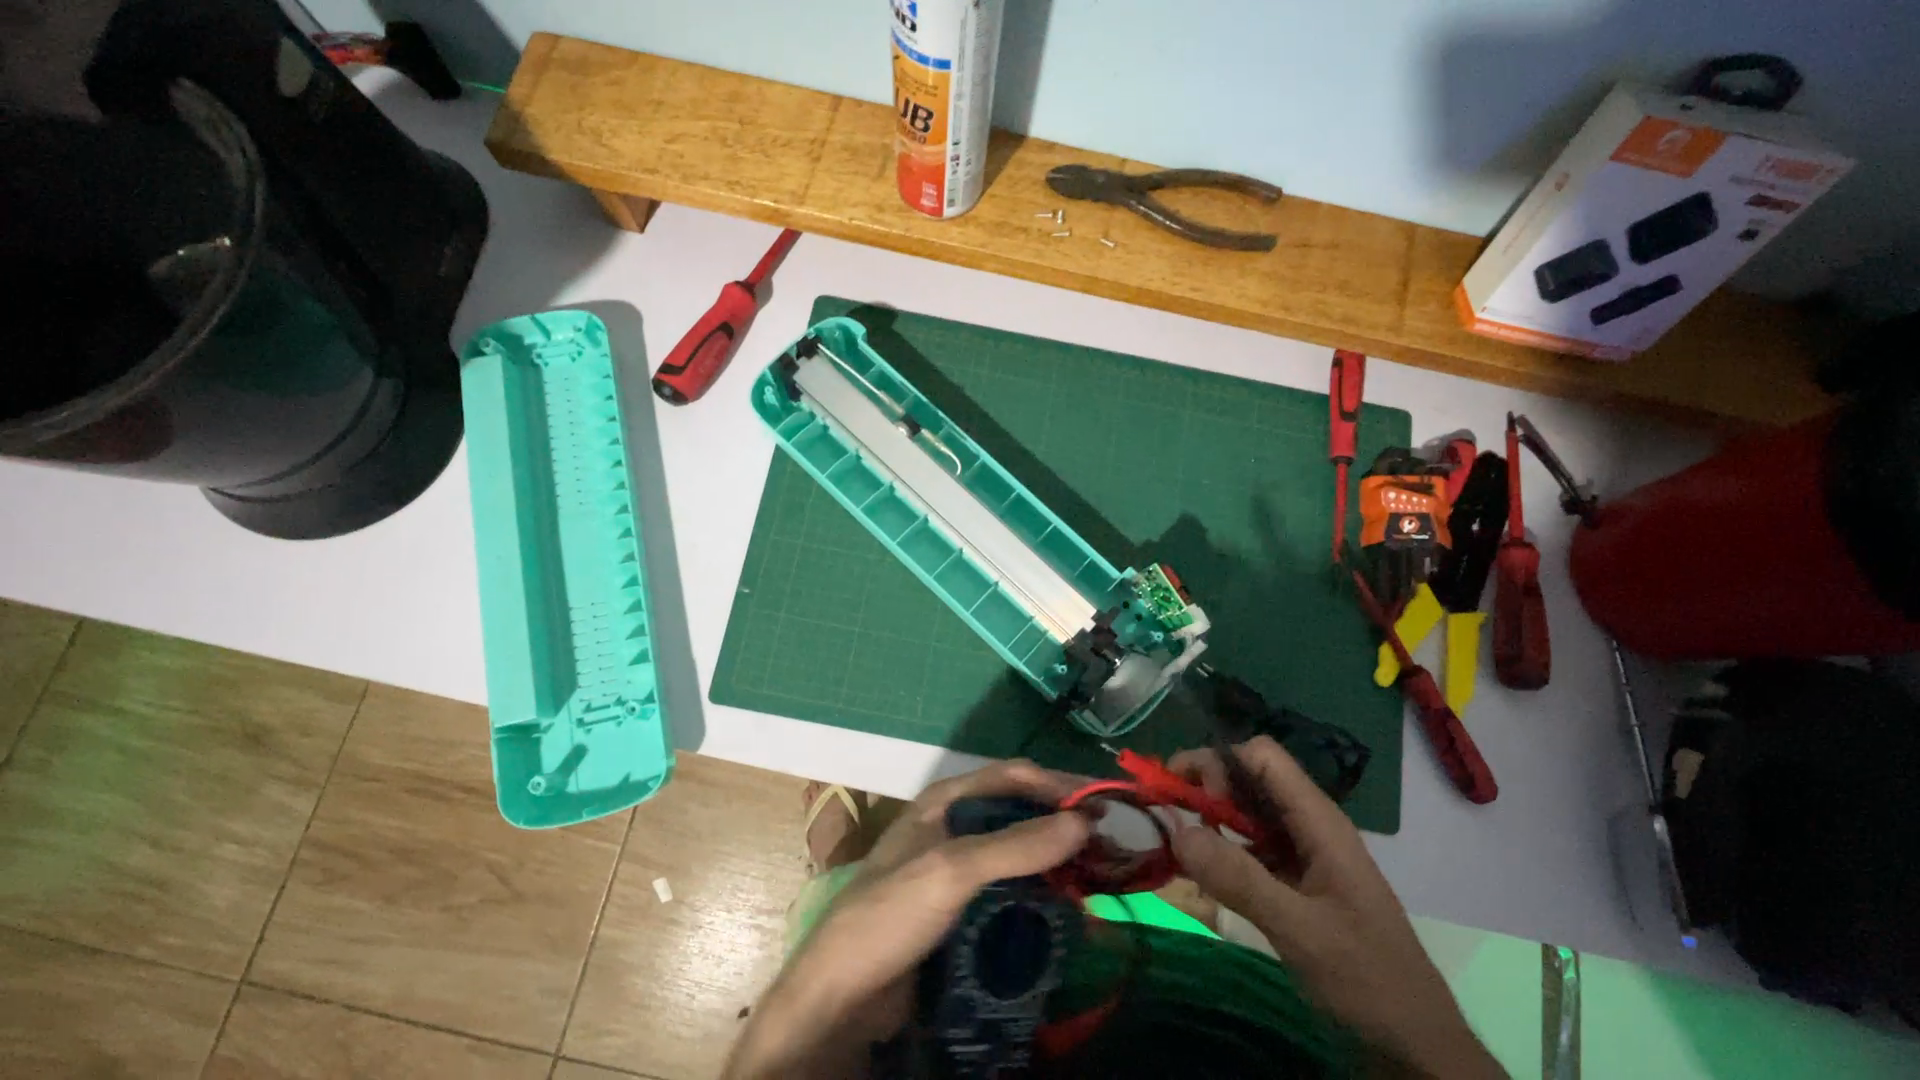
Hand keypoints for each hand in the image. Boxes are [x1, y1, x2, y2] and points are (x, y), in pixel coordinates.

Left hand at [724, 760, 1091, 1078]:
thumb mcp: (952, 871)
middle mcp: (955, 827)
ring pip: (1022, 857)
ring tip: (1099, 885)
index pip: (1013, 777)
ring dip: (1059, 867)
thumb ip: (1017, 845)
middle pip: (1021, 815)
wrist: (844, 993)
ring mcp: (959, 871)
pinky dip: (1043, 899)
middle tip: (1111, 852)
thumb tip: (1085, 822)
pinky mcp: (964, 910)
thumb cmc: (890, 914)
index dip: (1058, 788)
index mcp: (945, 801)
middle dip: (1064, 830)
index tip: (1104, 810)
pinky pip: (1014, 894)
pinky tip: (1069, 914)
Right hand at [1170, 737, 1503, 1078]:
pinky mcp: (1298, 887)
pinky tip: (1202, 881)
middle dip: (1205, 791)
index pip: (1262, 757)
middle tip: (1171, 828)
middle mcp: (1310, 829)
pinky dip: (1222, 856)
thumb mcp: (1300, 930)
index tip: (1181, 797)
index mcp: (1320, 823)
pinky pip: (1252, 852)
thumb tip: (1177, 831)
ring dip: (1210, 824)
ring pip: (1248, 817)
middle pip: (1250, 781)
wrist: (1415, 1045)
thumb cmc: (1367, 980)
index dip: (1217, 763)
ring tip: (1177, 853)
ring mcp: (1305, 858)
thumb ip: (1239, 879)